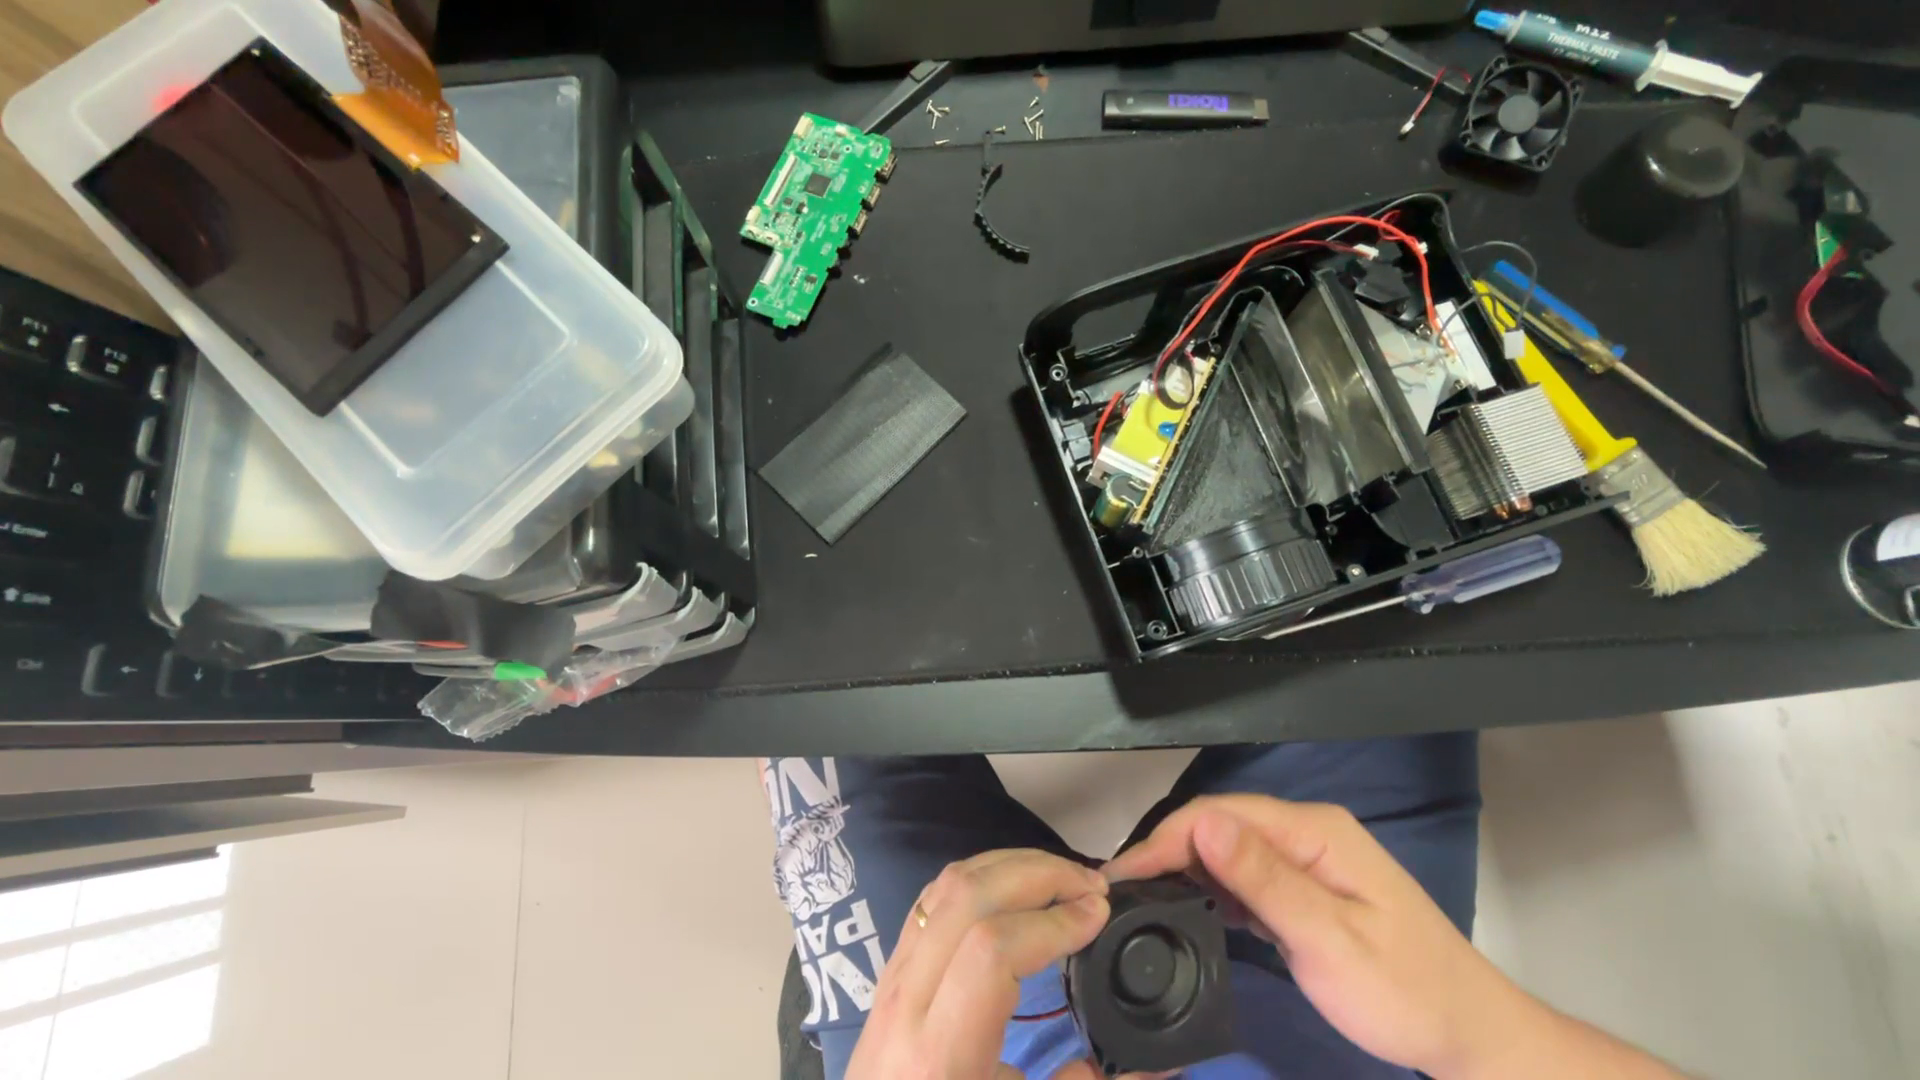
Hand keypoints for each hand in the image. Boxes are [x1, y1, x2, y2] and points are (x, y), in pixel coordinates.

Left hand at [845, 849, 1111, 1079]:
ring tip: (1065, 878)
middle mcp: (909, 998)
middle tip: (1094, 886)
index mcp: (941, 1052)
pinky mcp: (891, 967)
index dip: (1053, 921)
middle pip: (969, 897)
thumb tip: (1153, 1064)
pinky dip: (982, 875)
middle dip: (1040, 874)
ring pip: (947, 885)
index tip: (1100, 916)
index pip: (992, 949)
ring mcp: (893, 975)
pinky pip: (933, 897)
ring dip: (1012, 865)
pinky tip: (1019, 887)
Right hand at [1103, 796, 1539, 1078]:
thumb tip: (1201, 824)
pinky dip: (1219, 889)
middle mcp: (1309, 832)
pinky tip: (1202, 912)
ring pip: (1231, 848)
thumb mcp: (1329, 939)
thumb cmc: (1403, 992)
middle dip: (1170, 852)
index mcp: (1314, 831)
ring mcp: (1310, 858)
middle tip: (1125, 893)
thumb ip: (1263, 879)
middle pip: (1222, 825)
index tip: (1122, 878)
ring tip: (1150, 900)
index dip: (1166, 840)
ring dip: (1191, 870)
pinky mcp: (1309, 886)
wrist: (1470, 1034)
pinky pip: (1250, 874)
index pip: (1220, 815)